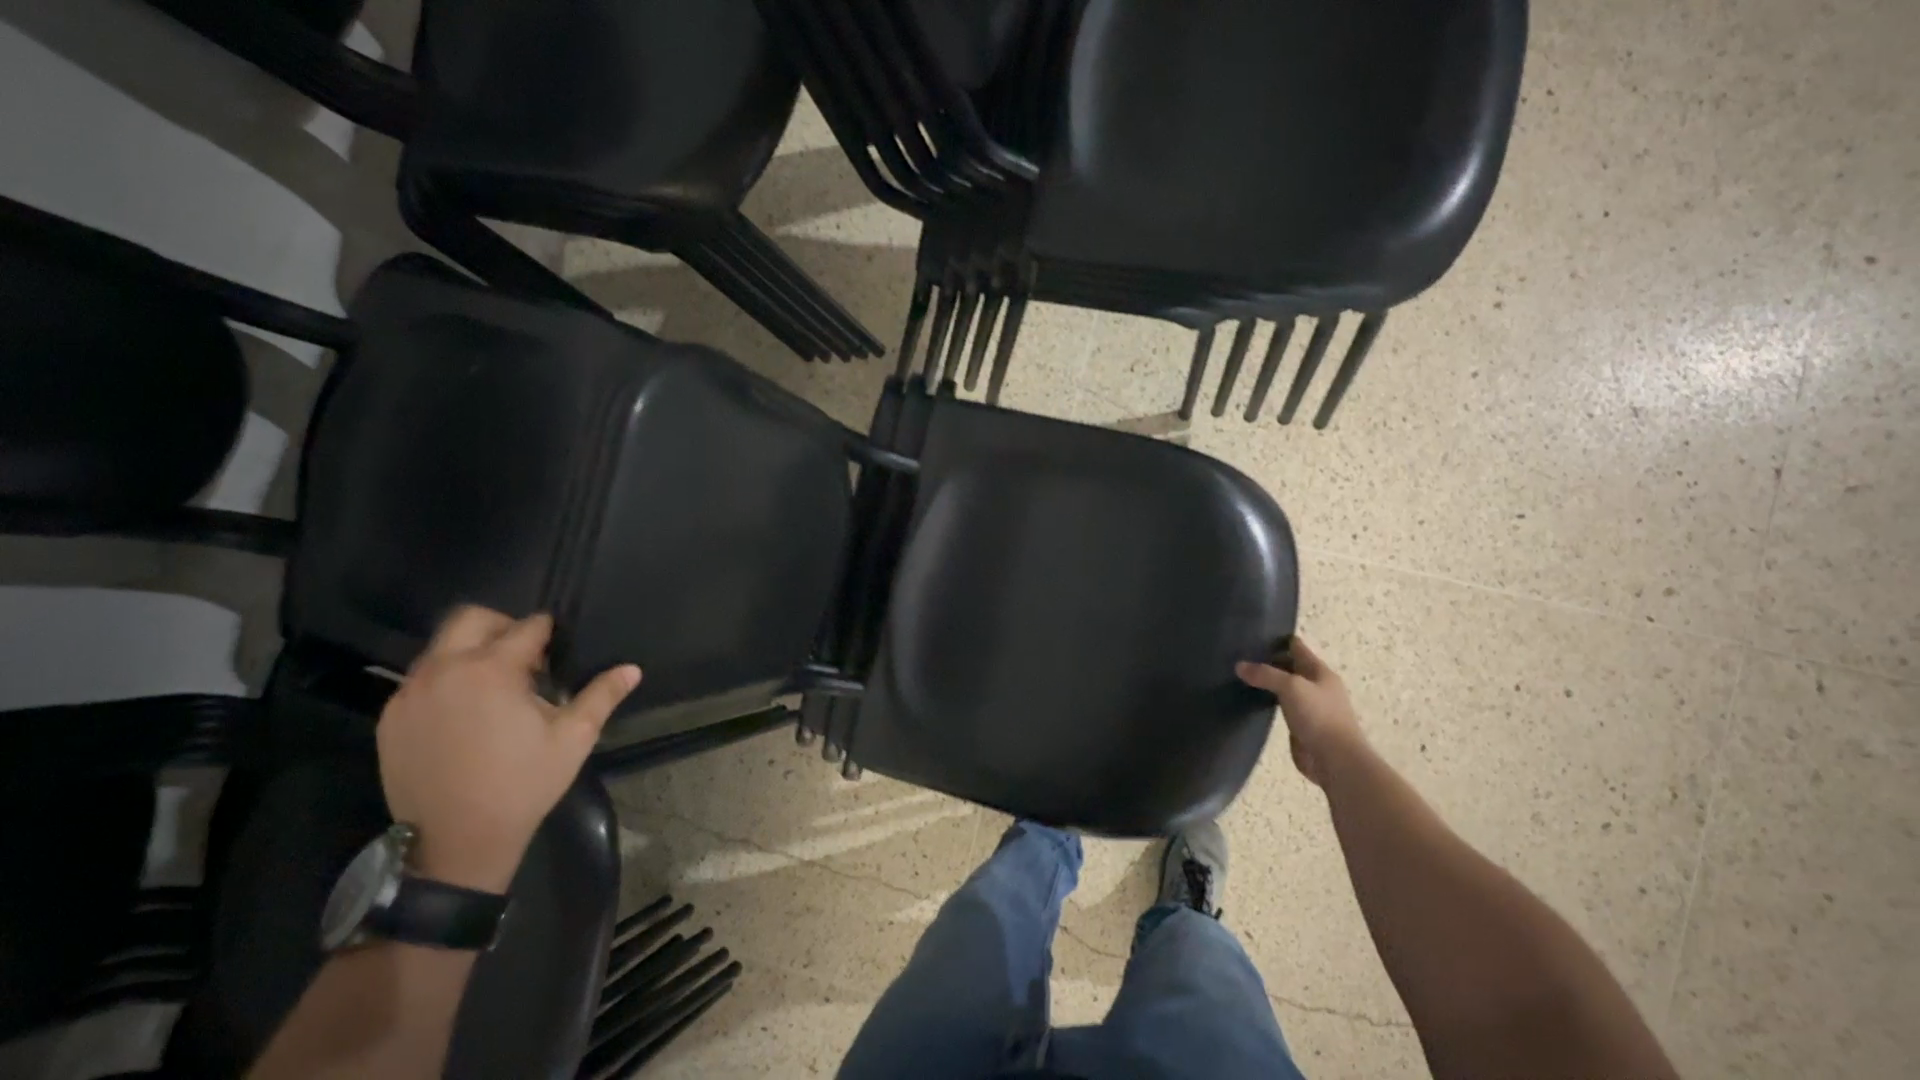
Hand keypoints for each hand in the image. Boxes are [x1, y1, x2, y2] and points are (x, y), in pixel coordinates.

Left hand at [377, 607, 640, 891]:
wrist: (456, 843)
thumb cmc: (522, 786)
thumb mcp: (572, 740)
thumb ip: (600, 696)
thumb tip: (632, 669)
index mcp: (492, 670)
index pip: (527, 627)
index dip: (548, 635)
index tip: (556, 653)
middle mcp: (444, 669)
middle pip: (472, 619)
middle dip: (503, 627)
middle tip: (524, 658)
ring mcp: (411, 693)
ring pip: (441, 648)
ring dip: (470, 654)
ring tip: (494, 689)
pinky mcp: (391, 717)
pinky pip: (420, 681)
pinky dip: (445, 682)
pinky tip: (464, 715)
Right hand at [1237, 637, 1364, 787]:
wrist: (1335, 759)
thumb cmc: (1318, 716)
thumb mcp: (1291, 687)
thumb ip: (1265, 675)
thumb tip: (1239, 666)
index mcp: (1320, 672)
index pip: (1297, 647)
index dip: (1277, 640)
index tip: (1252, 635)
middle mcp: (1317, 686)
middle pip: (1291, 667)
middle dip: (1269, 661)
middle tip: (1240, 656)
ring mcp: (1310, 707)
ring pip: (1286, 688)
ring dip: (1269, 683)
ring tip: (1241, 677)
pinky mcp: (1302, 726)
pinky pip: (1283, 707)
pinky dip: (1270, 702)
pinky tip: (1252, 701)